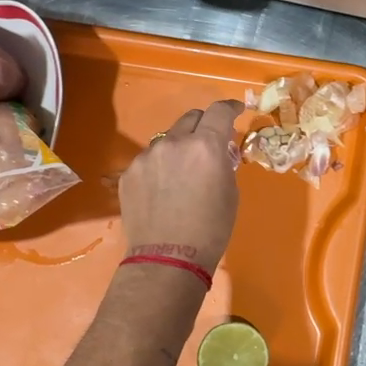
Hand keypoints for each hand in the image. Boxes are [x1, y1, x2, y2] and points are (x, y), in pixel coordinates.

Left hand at [118, 100, 244, 271]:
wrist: (168, 258)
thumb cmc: (211, 228)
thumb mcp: (230, 191)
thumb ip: (223, 163)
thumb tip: (217, 155)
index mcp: (206, 146)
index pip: (220, 111)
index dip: (231, 107)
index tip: (236, 111)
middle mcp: (174, 142)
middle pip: (191, 118)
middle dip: (204, 125)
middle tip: (210, 143)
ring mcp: (147, 156)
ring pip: (168, 139)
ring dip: (180, 146)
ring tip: (183, 171)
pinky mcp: (129, 173)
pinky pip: (150, 159)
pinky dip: (160, 166)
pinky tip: (163, 189)